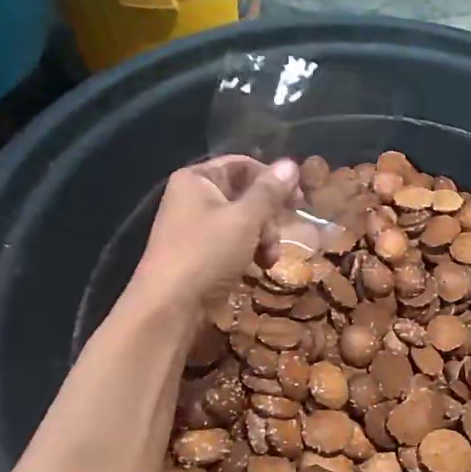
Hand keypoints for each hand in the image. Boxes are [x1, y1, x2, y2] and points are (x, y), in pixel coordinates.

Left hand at [129, 156, 299, 311]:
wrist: (170, 307)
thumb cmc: (206, 253)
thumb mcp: (244, 219)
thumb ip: (270, 192)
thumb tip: (290, 164)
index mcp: (197, 179)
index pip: (243, 165)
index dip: (273, 179)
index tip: (300, 200)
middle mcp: (195, 198)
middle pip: (247, 195)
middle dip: (268, 217)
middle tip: (278, 236)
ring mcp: (198, 227)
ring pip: (245, 222)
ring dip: (264, 238)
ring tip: (267, 259)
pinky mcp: (203, 254)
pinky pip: (235, 243)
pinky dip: (251, 252)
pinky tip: (258, 267)